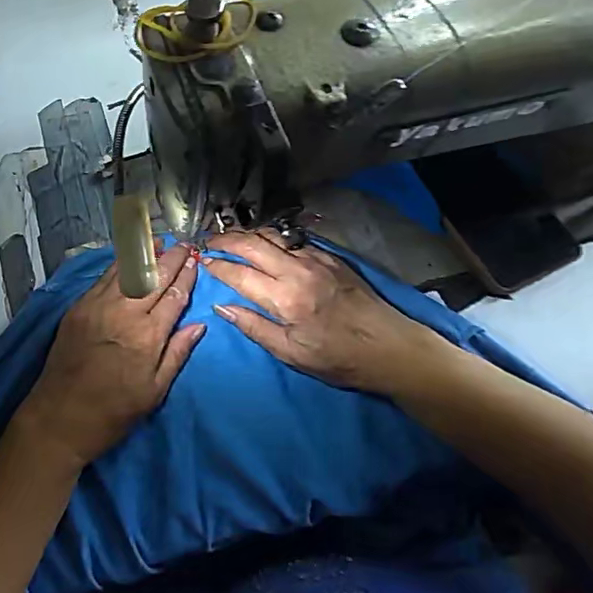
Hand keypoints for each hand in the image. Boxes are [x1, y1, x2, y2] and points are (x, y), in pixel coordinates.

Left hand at [13, 243, 206, 468]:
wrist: (60, 417)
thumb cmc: (113, 412)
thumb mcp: (155, 391)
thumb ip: (177, 354)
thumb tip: (199, 325)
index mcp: (148, 336)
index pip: (174, 296)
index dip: (187, 276)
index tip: (196, 261)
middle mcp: (125, 313)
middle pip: (154, 277)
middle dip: (172, 258)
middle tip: (184, 244)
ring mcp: (98, 306)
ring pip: (128, 271)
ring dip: (146, 254)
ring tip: (159, 241)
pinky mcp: (79, 307)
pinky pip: (104, 278)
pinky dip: (120, 265)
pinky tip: (130, 258)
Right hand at [203, 230, 452, 396]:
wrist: (390, 347)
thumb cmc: (338, 358)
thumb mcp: (292, 353)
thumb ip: (254, 328)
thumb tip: (223, 308)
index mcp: (285, 298)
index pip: (239, 274)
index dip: (217, 266)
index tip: (202, 262)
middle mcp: (298, 271)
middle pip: (252, 244)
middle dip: (226, 240)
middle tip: (208, 241)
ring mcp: (316, 260)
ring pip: (272, 236)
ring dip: (248, 234)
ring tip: (230, 237)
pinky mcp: (330, 257)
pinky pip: (293, 240)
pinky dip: (272, 238)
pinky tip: (265, 242)